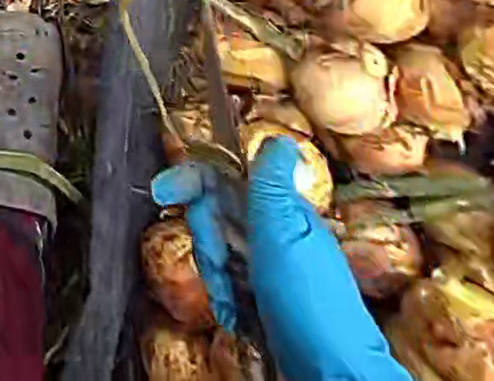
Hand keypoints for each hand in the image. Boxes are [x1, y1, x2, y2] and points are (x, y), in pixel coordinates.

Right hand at [151, 137, 409, 380]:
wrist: (333, 377)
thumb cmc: (307, 300)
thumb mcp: (285, 230)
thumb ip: (272, 180)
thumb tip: (280, 137)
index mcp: (277, 207)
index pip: (222, 176)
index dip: (189, 178)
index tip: (160, 192)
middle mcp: (271, 231)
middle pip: (213, 213)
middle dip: (206, 239)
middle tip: (221, 269)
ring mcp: (267, 266)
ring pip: (216, 248)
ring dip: (214, 273)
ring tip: (233, 303)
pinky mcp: (262, 299)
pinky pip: (226, 283)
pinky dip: (224, 297)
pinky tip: (236, 317)